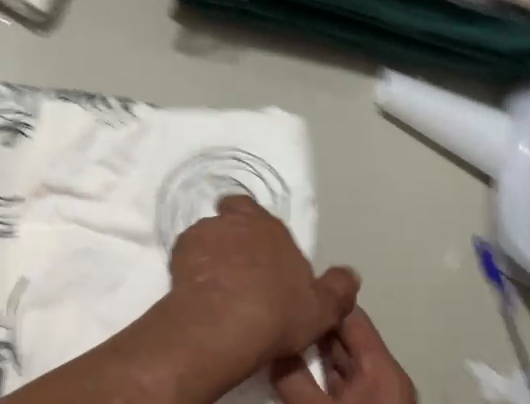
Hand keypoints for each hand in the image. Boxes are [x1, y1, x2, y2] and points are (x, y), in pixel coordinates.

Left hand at [169, 196, 361, 368]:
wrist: (225, 321)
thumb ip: (337, 288)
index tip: (258, 249)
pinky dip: (192, 266)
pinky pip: (187, 254)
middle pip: (229, 218)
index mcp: (270, 227)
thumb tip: (350, 274)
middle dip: (233, 237)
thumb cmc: (278, 312)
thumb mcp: (322, 309)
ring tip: (219, 283)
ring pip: (207, 236)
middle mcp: (234, 221)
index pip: (253, 209)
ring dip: (212, 252)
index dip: (253, 225)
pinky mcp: (179, 250)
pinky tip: (200, 289)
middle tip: (240, 268)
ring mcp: (203, 232)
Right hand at [275, 308, 416, 403]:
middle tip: (270, 308)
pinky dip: (315, 371)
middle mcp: (384, 377)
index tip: (281, 287)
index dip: (315, 296)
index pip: (349, 313)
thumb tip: (269, 344)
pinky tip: (287, 365)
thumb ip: (290, 374)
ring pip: (338, 359)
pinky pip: (337, 381)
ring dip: (308, 348)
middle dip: (308, 323)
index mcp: (382, 369)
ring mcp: (375, 397)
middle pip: (342, 335)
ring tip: (273, 331)